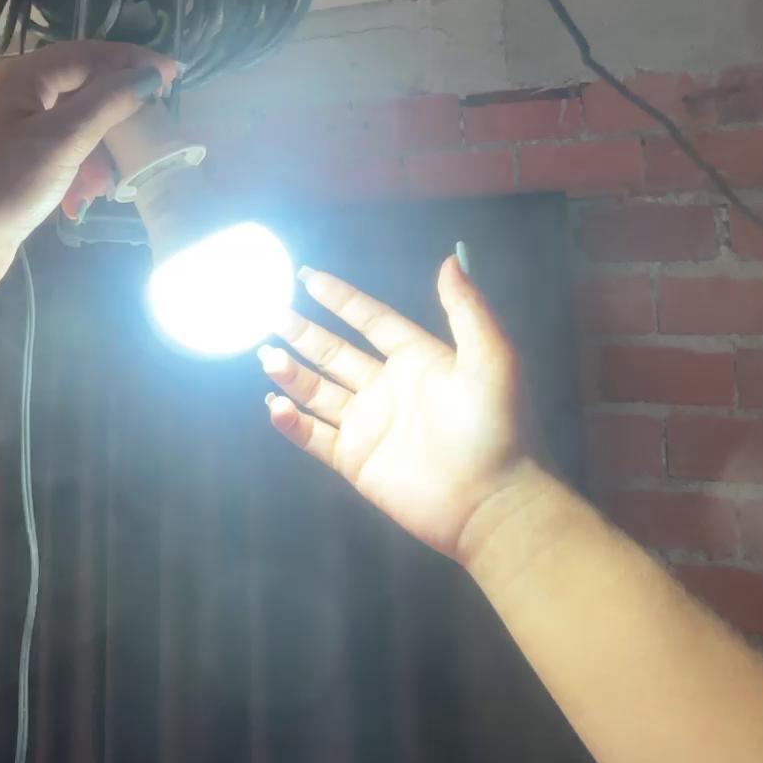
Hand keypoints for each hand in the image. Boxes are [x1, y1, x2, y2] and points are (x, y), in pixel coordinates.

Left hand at [0, 41, 178, 287]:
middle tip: (148, 135)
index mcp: (21, 77)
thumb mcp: (65, 139)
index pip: (88, 55)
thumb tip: (150, 76)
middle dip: (115, 118)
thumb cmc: (8, 184)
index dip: (133, 62)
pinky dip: (77, 174)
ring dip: (97, 154)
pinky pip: (59, 157)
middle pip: (82, 91)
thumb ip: (109, 102)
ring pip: (73, 128)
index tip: (175, 75)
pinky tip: (83, 201)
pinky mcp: (15, 165)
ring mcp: (13, 132)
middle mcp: (15, 97)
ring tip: (109, 185)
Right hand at [259, 256, 537, 562]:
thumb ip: (466, 309)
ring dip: (290, 373)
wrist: (492, 504)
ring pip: (316, 391)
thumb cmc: (495, 428)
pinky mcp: (353, 459)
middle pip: (333, 353)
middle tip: (270, 315)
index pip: (371, 321)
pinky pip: (312, 435)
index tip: (307, 278)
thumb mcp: (492, 359)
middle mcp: (387, 388)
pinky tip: (274, 404)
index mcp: (417, 361)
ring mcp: (368, 424)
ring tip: (267, 356)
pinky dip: (290, 421)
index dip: (340, 299)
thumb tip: (449, 258)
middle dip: (301, 333)